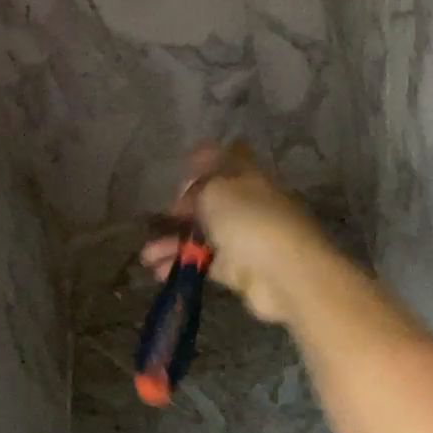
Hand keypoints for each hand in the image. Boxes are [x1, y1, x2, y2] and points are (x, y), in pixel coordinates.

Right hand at [141, 142, 335, 324]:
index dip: (206, 159)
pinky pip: (205, 262)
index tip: (182, 168)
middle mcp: (248, 203)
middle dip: (184, 208)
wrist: (285, 274)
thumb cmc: (250, 220)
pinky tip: (158, 271)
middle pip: (212, 200)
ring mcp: (244, 238)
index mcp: (249, 176)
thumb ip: (200, 185)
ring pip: (205, 234)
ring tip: (147, 255)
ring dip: (175, 242)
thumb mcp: (217, 190)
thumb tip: (191, 191)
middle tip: (162, 218)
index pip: (230, 157)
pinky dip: (182, 264)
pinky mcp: (239, 270)